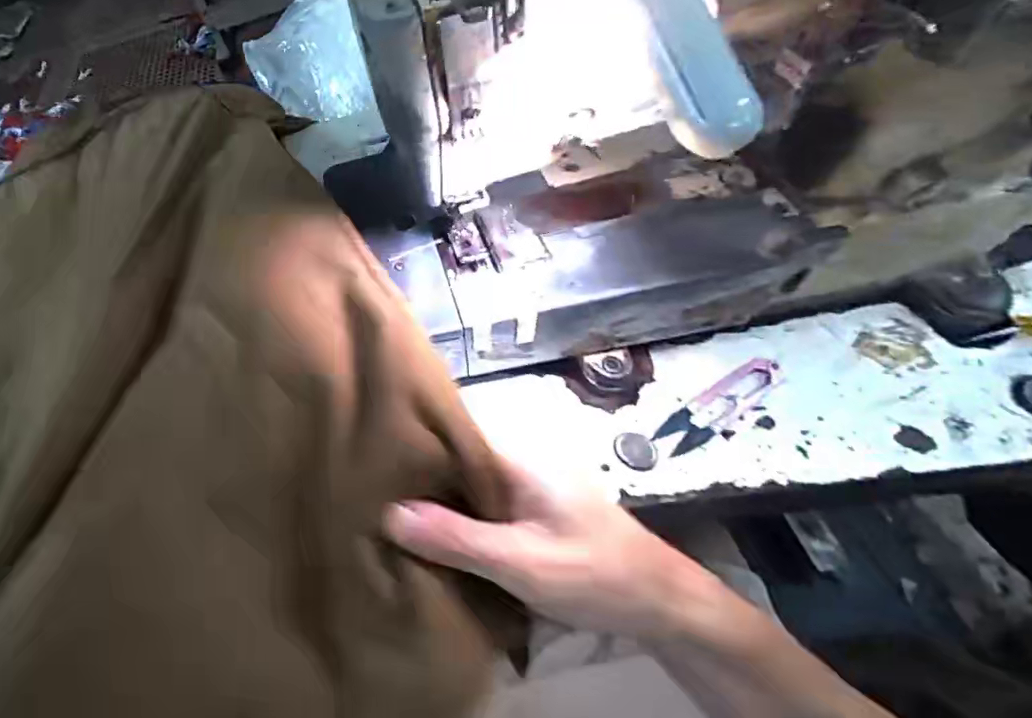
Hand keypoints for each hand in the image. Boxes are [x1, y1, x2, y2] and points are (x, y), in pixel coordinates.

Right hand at [385, 458, 730, 639]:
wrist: (666, 606)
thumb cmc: (597, 574)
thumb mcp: (524, 564)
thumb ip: (458, 539)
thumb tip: (387, 513)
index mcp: (510, 453)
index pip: (445, 426)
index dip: (406, 433)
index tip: (366, 445)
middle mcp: (510, 457)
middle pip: (448, 452)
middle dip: (411, 468)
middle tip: (364, 482)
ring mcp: (517, 482)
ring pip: (459, 477)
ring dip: (430, 492)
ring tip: (382, 502)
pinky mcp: (522, 507)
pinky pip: (473, 498)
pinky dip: (450, 510)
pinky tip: (426, 528)